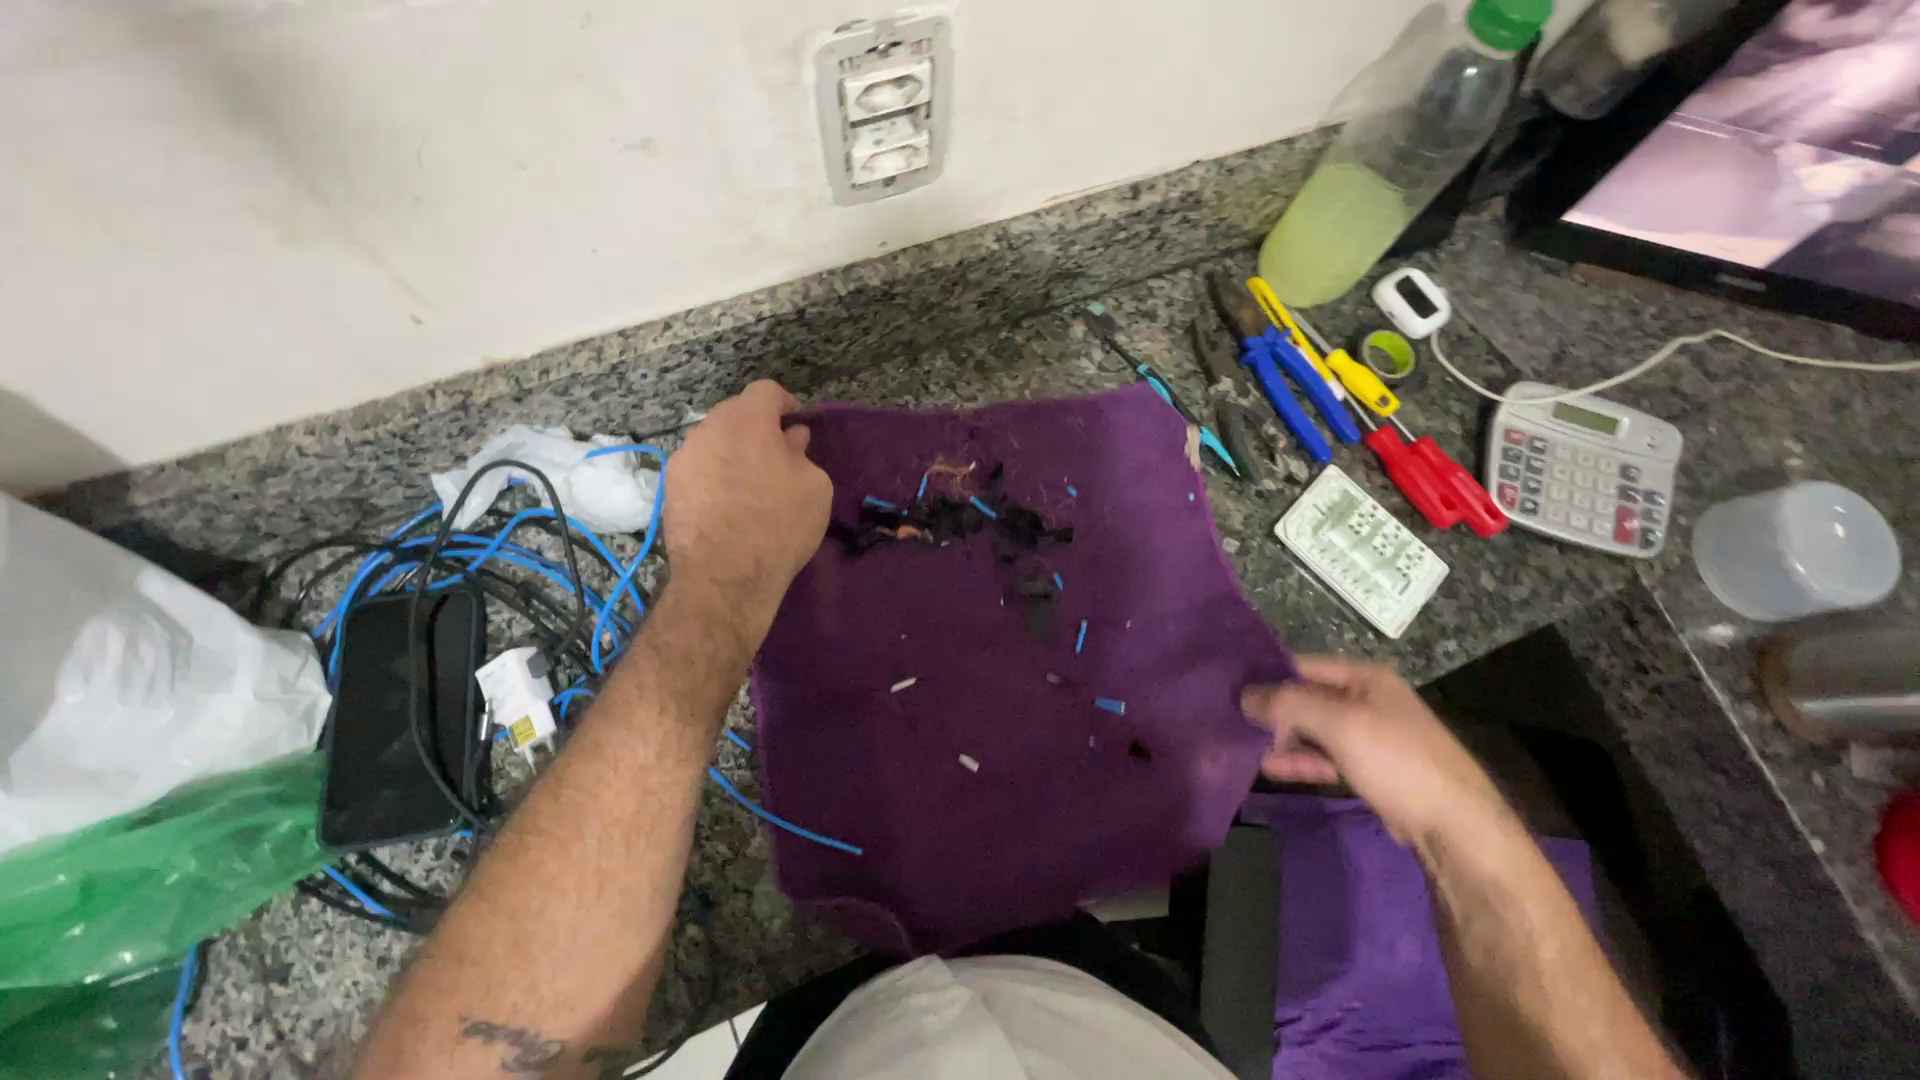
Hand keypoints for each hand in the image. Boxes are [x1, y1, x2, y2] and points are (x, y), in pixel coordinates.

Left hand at [663, 381, 831, 619]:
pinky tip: (728, 503)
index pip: (765, 391)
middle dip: (757, 426)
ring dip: (733, 451)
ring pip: (713, 441)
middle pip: (735, 413)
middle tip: (777, 453)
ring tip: (751, 482)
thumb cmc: (780, 524)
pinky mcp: (670, 488)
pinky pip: (699, 469)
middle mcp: (708, 429)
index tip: (797, 423)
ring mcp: (684, 459)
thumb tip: (790, 441)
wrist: (726, 575)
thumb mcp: (814, 487)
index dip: (785, 403)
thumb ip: (802, 454)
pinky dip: (715, 475)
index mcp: (747, 420)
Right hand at [1240, 654, 1510, 846]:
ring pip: (1314, 729)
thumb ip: (1289, 704)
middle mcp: (1367, 699)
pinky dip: (1301, 760)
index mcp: (1365, 678)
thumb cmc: (1396, 760)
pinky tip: (1272, 768)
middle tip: (1232, 723)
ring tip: (1245, 748)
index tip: (1230, 691)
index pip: (1303, 666)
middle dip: (1272, 710)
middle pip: (1307, 697)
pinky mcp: (1370, 768)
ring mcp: (1370, 735)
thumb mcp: (1339, 723)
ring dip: (1283, 738)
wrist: (1453, 825)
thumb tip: (1244, 696)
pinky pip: (1326, 756)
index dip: (1267, 676)